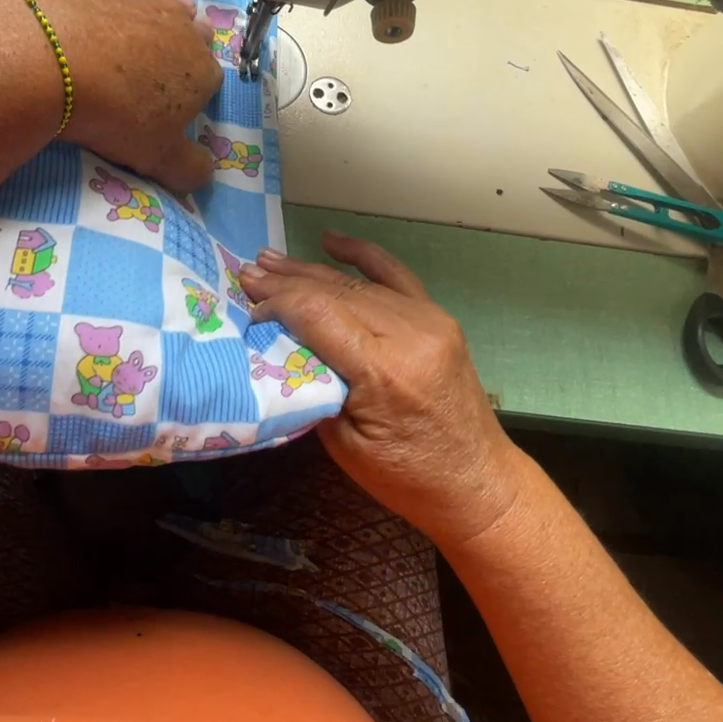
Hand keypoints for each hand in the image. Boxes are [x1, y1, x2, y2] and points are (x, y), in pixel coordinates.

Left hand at [0, 0, 222, 192]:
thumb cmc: (116, 114)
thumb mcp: (157, 157)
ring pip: (173, 9)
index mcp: (204, 73)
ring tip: (143, 43)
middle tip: (156, 79)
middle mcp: (186, 31)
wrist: (54, 57)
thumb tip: (204, 175)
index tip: (169, 113)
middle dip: (186, 55)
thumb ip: (188, 170)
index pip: (211, 85)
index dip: (193, 100)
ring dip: (167, 23)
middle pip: (198, 40)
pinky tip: (120, 8)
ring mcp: (150, 2)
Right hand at [237, 231, 525, 549]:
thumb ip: (312, 389)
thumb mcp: (344, 444)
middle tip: (246, 274)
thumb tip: (278, 350)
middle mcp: (410, 334)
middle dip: (286, 282)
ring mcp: (429, 320)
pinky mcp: (438, 319)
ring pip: (358, 282)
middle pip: (335, 291)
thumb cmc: (405, 477)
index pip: (318, 314)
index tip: (247, 306)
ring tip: (269, 260)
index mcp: (384, 370)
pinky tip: (332, 240)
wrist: (476, 482)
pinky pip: (396, 275)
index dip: (278, 303)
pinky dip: (362, 254)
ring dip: (310, 270)